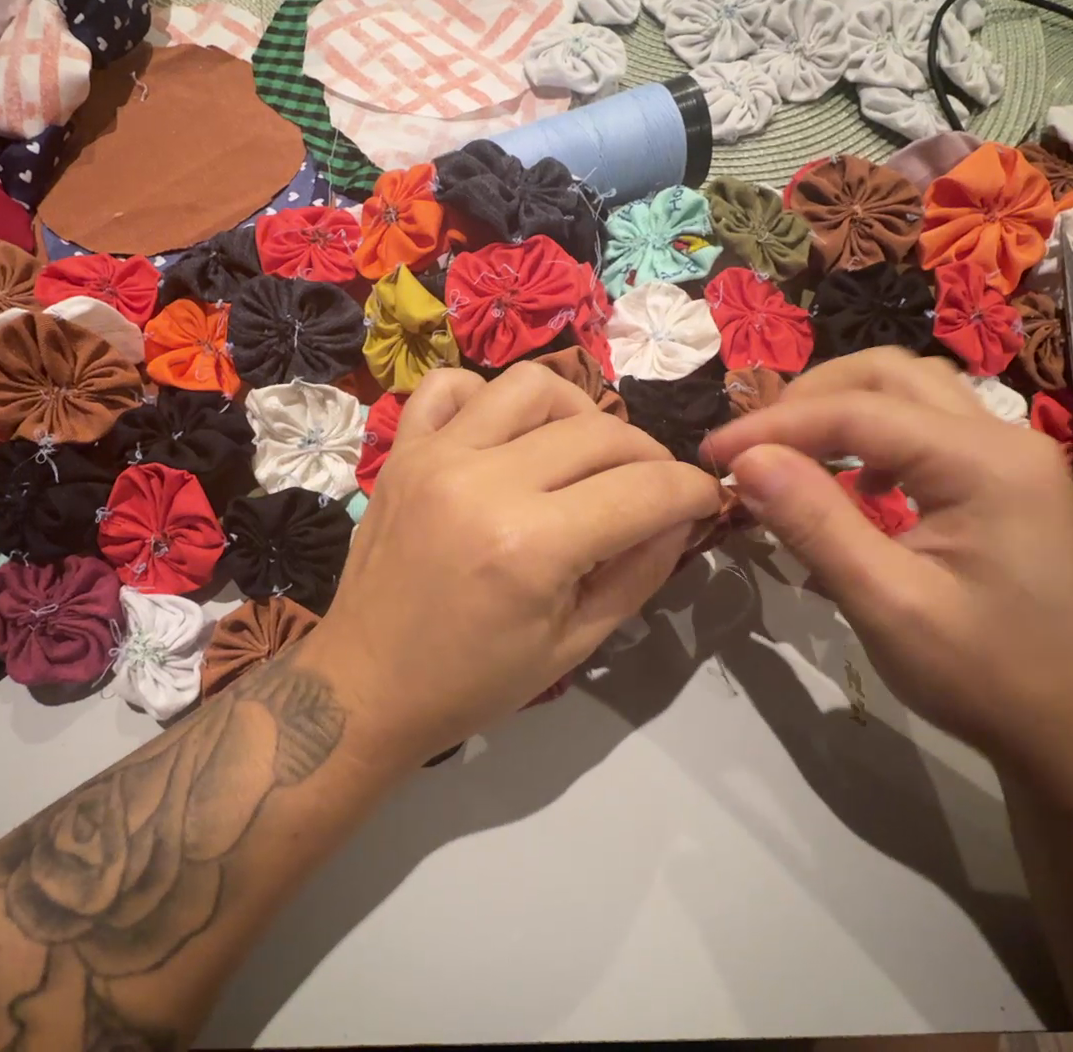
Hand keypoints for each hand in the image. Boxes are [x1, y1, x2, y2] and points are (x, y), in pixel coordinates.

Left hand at [305, 362, 723, 770]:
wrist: (367, 686)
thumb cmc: (473, 682)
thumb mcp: (574, 644)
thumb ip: (638, 572)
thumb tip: (681, 515)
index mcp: (531, 546)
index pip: (644, 489)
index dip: (692, 490)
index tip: (705, 498)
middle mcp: (484, 483)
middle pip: (599, 432)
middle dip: (648, 456)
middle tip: (653, 487)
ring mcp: (435, 458)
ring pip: (531, 387)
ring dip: (579, 412)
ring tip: (585, 453)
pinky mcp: (402, 453)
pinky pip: (449, 387)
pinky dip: (489, 397)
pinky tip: (506, 435)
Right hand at [701, 348, 1072, 772]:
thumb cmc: (983, 676)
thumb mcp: (886, 604)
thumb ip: (815, 524)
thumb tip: (746, 460)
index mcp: (984, 463)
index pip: (858, 412)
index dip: (775, 426)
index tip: (712, 452)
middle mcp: (1004, 440)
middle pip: (891, 376)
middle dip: (810, 399)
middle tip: (752, 445)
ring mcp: (1010, 459)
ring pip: (911, 394)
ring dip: (842, 410)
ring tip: (789, 453)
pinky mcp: (1004, 484)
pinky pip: (928, 431)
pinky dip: (874, 438)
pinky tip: (854, 486)